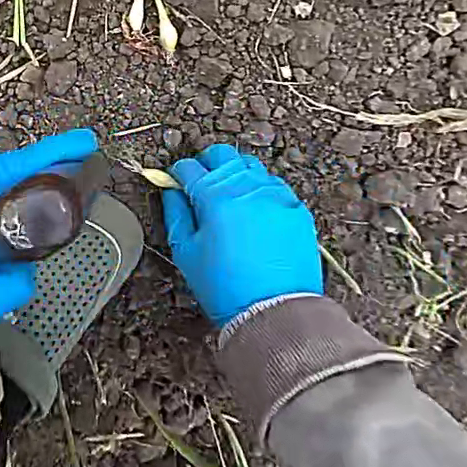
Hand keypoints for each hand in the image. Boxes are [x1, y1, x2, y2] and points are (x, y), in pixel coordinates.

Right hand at [162, 144, 322, 326]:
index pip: (189, 167)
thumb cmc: (228, 288)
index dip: (178, 175)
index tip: (177, 183)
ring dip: (234, 175)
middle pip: (221, 154)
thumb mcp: (187, 253)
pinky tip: (254, 213)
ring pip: (249, 166)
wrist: (276, 312)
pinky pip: (273, 186)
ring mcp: (274, 194)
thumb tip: (171, 191)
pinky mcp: (295, 206)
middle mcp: (246, 187)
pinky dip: (259, 191)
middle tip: (201, 184)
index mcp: (215, 197)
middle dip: (207, 164)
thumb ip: (176, 214)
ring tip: (229, 202)